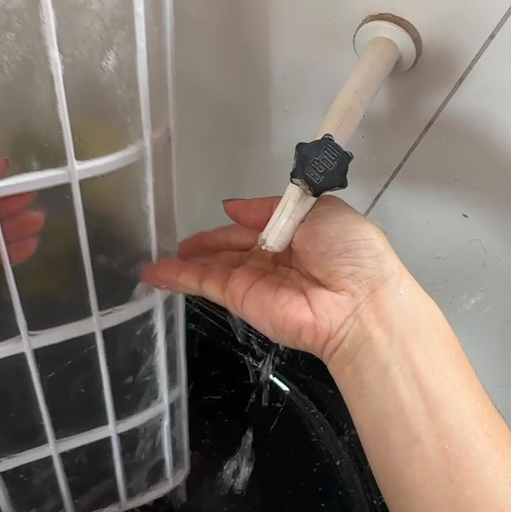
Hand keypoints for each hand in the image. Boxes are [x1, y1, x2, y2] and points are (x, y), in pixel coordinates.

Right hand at [141, 195, 406, 363]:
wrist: (358, 303)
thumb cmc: (349, 250)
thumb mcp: (317, 210)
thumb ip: (269, 208)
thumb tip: (232, 208)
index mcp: (297, 234)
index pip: (258, 226)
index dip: (236, 221)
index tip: (221, 214)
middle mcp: (274, 259)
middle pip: (231, 248)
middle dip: (206, 245)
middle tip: (177, 243)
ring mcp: (254, 281)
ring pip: (213, 267)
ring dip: (184, 264)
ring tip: (152, 261)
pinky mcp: (239, 300)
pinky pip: (206, 283)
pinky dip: (179, 278)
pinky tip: (155, 273)